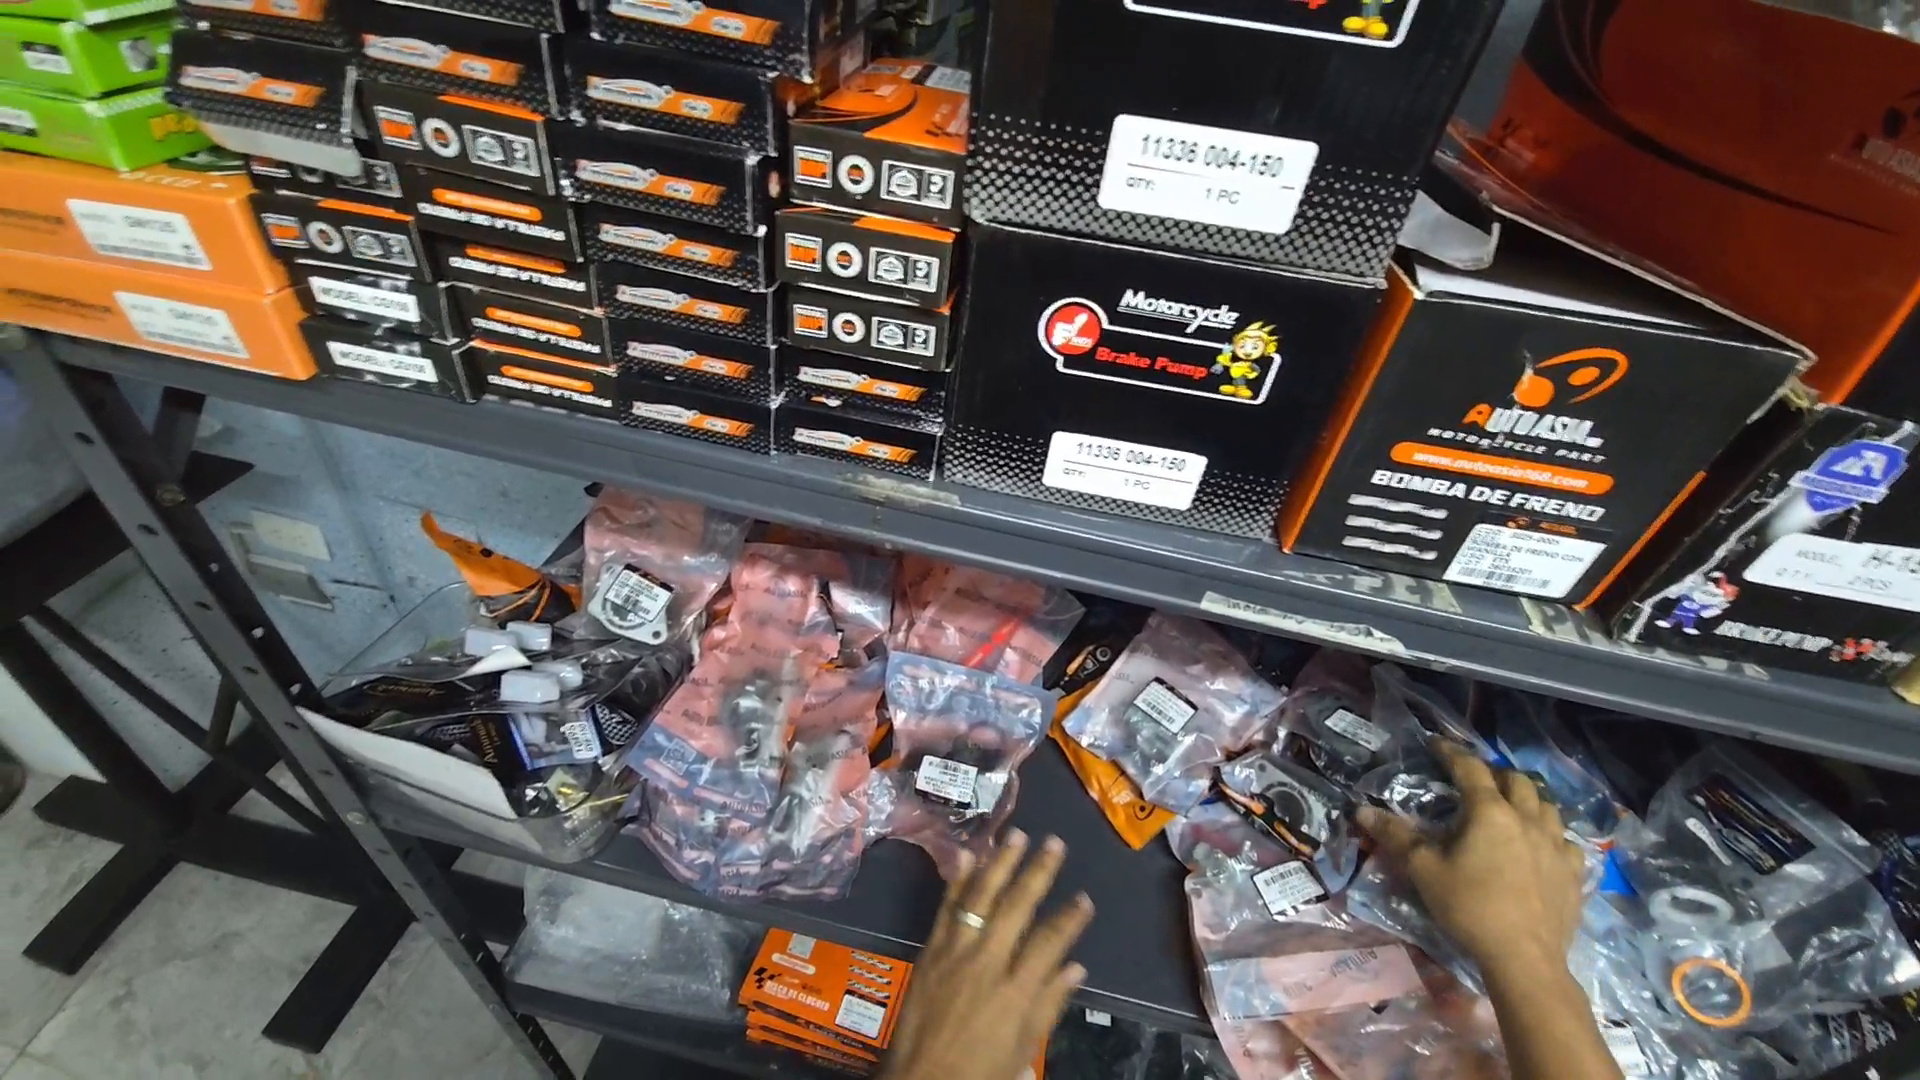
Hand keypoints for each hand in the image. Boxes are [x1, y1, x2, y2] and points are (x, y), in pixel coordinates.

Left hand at [881, 830, 1095, 1079]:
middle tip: (1054, 843)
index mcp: (1015, 992)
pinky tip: (968, 856)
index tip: (1084, 897)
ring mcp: (955, 952)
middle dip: (1038, 872)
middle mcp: (987, 963)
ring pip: (982, 898)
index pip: (1049, 943)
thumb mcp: (1023, 1048)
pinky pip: (947, 909)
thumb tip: (1076, 967)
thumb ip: (1049, 1004)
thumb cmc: (980, 1071)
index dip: (1069, 918)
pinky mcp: (931, 951)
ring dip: (1000, 863)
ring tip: (1016, 835)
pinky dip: (959, 881)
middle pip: (1017, 908)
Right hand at [1356, 741, 1584, 981]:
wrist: (1524, 959)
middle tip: (1473, 778)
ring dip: (1526, 798)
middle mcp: (1527, 820)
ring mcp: (1556, 846)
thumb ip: (1395, 835)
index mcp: (1489, 812)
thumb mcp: (1423, 869)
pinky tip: (1539, 844)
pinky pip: (1566, 840)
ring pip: (1547, 806)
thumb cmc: (1469, 906)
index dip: (1450, 752)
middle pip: (1516, 781)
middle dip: (1493, 772)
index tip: (1435, 743)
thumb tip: (1362, 810)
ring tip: (1508, 805)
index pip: (1469, 768)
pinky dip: (1549, 832)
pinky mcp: (1573, 873)